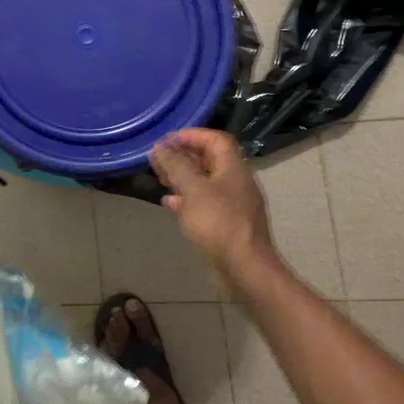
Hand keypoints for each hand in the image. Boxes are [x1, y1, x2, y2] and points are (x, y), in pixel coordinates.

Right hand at [149, 129, 276, 276]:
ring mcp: (234, 204)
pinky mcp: (228, 223)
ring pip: (206, 181)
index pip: (216, 139)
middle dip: (184, 156)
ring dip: (183, 177)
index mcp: (234, 168)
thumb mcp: (193, 190)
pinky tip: (170, 204)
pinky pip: (205, 202)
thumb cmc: (218, 223)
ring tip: (161, 179)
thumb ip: (176, 166)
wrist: (244, 268)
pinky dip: (187, 199)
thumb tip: (161, 147)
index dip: (192, 135)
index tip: (167, 141)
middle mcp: (236, 182)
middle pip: (210, 159)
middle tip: (159, 160)